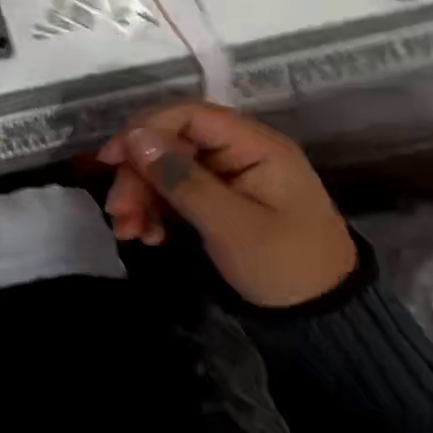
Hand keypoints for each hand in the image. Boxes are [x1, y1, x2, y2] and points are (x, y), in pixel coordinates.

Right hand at [98, 101, 356, 307]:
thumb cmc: (284, 265)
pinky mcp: (216, 199)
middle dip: (138, 175)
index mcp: (255, 146)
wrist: (320, 317)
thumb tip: (135, 138)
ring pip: (166, 169)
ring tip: (127, 232)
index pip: (188, 116)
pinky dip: (154, 211)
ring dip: (140, 197)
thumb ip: (182, 179)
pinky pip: (173, 192)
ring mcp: (226, 176)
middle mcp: (238, 152)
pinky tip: (147, 235)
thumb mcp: (230, 225)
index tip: (111, 159)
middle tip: (117, 211)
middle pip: (171, 144)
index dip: (145, 130)